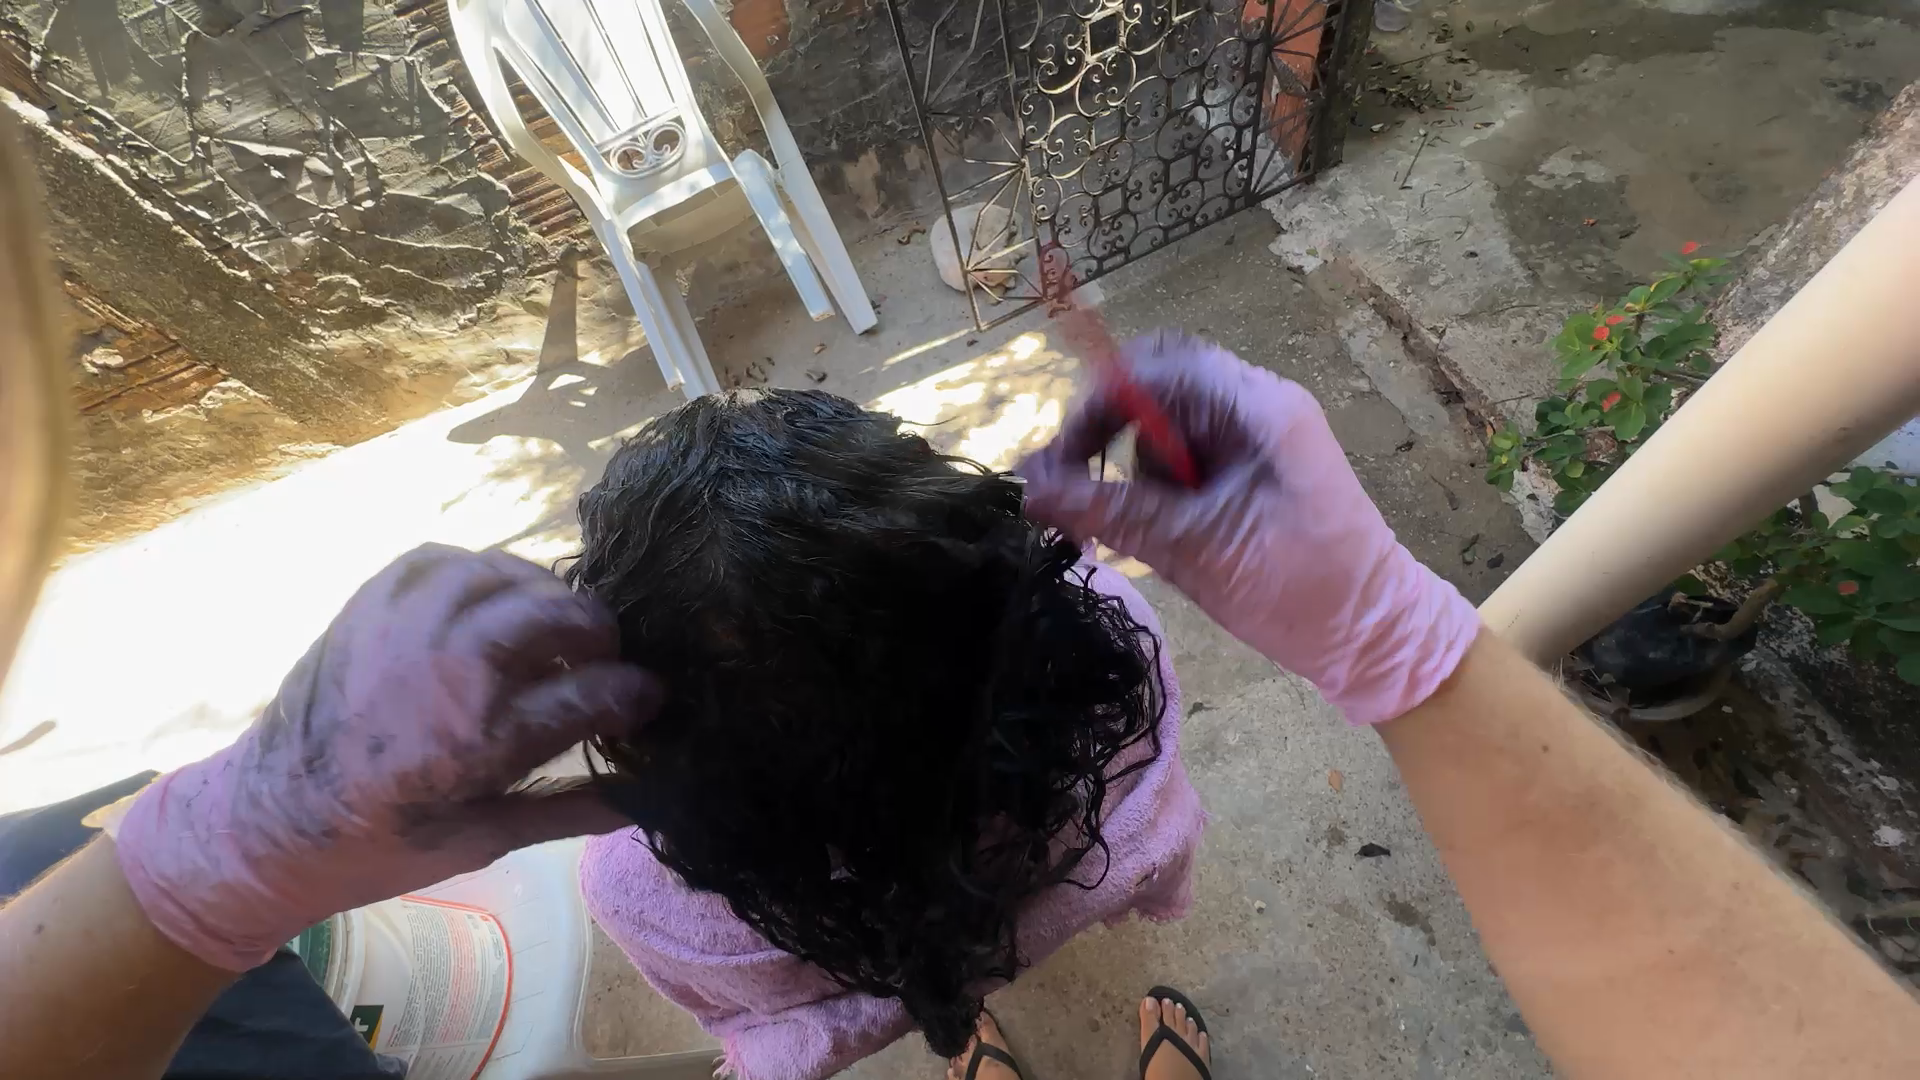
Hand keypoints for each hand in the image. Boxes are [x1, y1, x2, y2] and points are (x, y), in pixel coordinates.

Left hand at [114, 544, 660, 970]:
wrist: (259, 826)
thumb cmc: (382, 843)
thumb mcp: (485, 842)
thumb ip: (572, 811)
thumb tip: (650, 795)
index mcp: (476, 744)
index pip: (591, 695)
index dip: (638, 692)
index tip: (652, 695)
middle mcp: (445, 675)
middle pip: (556, 616)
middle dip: (601, 631)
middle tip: (603, 655)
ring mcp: (402, 631)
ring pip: (506, 576)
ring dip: (548, 594)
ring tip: (555, 623)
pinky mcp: (370, 607)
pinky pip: (445, 559)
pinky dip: (486, 570)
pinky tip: (498, 598)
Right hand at [1019, 330, 1480, 724]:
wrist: (1373, 639)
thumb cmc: (1300, 591)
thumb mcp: (1195, 549)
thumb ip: (1109, 511)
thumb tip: (1026, 489)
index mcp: (1257, 409)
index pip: (1157, 367)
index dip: (1097, 403)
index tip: (1062, 461)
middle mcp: (1251, 410)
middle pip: (1155, 389)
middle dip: (1106, 435)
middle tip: (1076, 487)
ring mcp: (1249, 441)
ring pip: (1160, 430)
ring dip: (1128, 472)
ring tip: (1126, 531)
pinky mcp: (1242, 474)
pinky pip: (1177, 463)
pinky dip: (1150, 493)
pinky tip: (1155, 534)